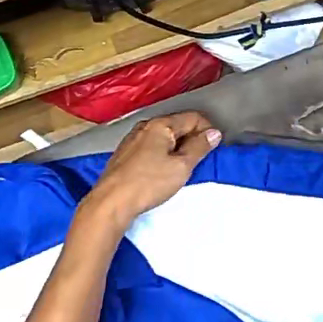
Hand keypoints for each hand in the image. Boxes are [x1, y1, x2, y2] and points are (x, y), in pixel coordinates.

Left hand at [81, 111, 220, 225]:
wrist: (109, 204)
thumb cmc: (148, 183)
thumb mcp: (182, 166)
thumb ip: (200, 147)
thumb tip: (213, 133)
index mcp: (160, 125)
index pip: (193, 117)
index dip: (208, 131)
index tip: (213, 149)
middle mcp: (145, 126)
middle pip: (177, 125)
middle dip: (192, 139)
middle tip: (198, 161)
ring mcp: (132, 140)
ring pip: (163, 137)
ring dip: (177, 148)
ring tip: (180, 168)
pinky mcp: (124, 155)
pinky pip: (151, 147)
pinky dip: (162, 155)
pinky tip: (161, 172)